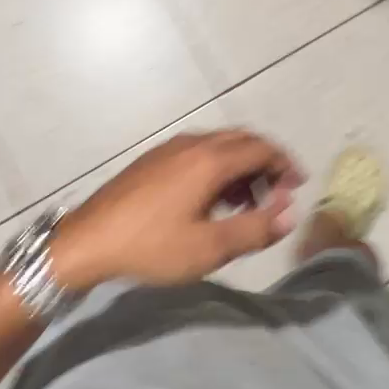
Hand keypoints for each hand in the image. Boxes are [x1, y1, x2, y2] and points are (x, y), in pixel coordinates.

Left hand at [50, 130, 304, 290]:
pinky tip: (214, 200)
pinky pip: (199, 151)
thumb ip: (254, 229)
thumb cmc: (152, 246)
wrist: (88, 240)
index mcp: (209, 159)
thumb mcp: (209, 248)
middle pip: (242, 140)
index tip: (299, 187)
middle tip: (278, 196)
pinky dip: (219, 167)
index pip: (261, 148)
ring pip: (219, 145)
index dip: (285, 165)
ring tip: (248, 204)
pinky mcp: (154, 159)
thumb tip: (290, 212)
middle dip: (266, 163)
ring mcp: (170, 148)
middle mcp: (192, 143)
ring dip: (242, 166)